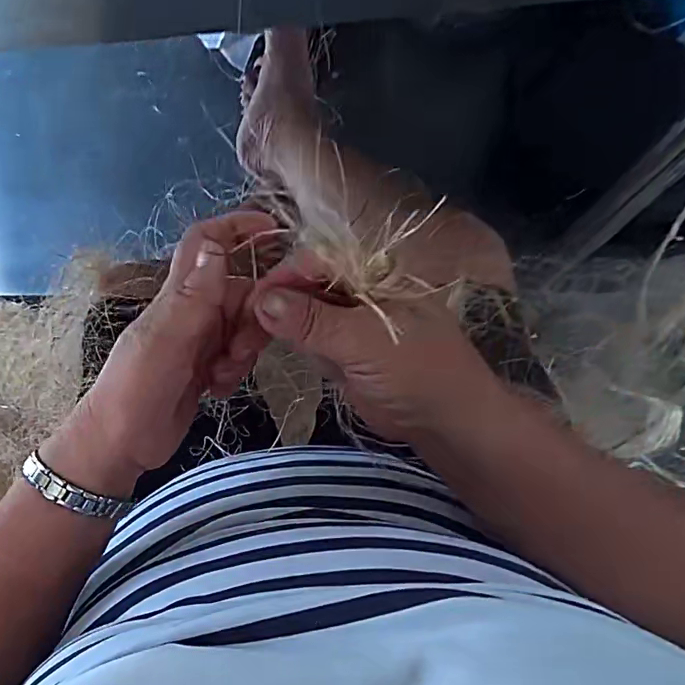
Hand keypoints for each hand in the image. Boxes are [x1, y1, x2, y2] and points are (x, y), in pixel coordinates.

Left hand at [45, 211, 281, 495]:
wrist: (119, 447)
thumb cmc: (133, 392)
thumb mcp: (164, 345)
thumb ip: (192, 299)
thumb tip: (216, 246)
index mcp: (177, 297)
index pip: (206, 243)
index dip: (237, 228)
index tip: (276, 231)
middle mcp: (190, 312)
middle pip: (240, 291)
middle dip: (252, 318)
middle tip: (238, 353)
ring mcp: (197, 342)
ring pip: (243, 326)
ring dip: (243, 350)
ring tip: (220, 377)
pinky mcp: (204, 369)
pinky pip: (236, 357)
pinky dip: (234, 371)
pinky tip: (216, 389)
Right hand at [250, 254, 503, 443]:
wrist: (445, 423)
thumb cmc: (417, 373)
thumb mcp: (363, 342)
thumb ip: (313, 322)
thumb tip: (262, 301)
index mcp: (374, 274)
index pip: (319, 261)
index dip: (284, 277)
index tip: (251, 299)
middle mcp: (358, 291)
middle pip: (305, 285)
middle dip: (273, 301)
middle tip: (240, 323)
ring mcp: (349, 323)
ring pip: (301, 313)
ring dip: (274, 324)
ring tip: (243, 337)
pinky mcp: (341, 352)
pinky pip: (307, 340)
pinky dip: (288, 343)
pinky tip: (262, 346)